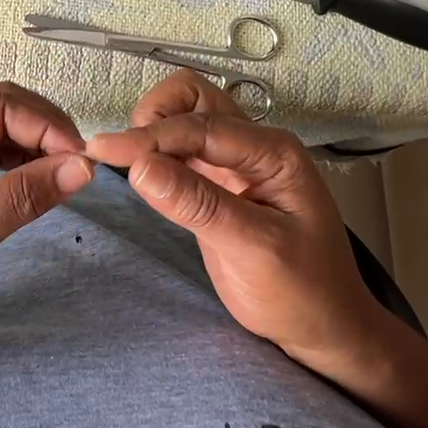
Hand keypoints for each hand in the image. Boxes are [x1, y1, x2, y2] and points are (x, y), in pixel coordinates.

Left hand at [0, 82, 94, 344]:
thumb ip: (21, 197)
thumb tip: (82, 168)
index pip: (0, 105)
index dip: (46, 124)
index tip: (80, 160)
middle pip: (0, 107)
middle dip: (44, 127)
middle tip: (78, 164)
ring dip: (34, 144)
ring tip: (64, 174)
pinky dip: (19, 163)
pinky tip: (37, 182)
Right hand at [88, 70, 385, 370]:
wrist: (323, 329)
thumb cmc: (303, 291)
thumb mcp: (255, 250)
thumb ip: (198, 205)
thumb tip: (140, 168)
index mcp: (273, 152)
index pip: (202, 128)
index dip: (151, 137)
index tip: (104, 150)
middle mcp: (252, 146)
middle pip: (194, 99)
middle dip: (154, 116)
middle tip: (123, 156)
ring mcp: (232, 163)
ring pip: (183, 118)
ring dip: (151, 132)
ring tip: (127, 165)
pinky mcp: (213, 184)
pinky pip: (178, 152)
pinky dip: (153, 155)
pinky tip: (136, 175)